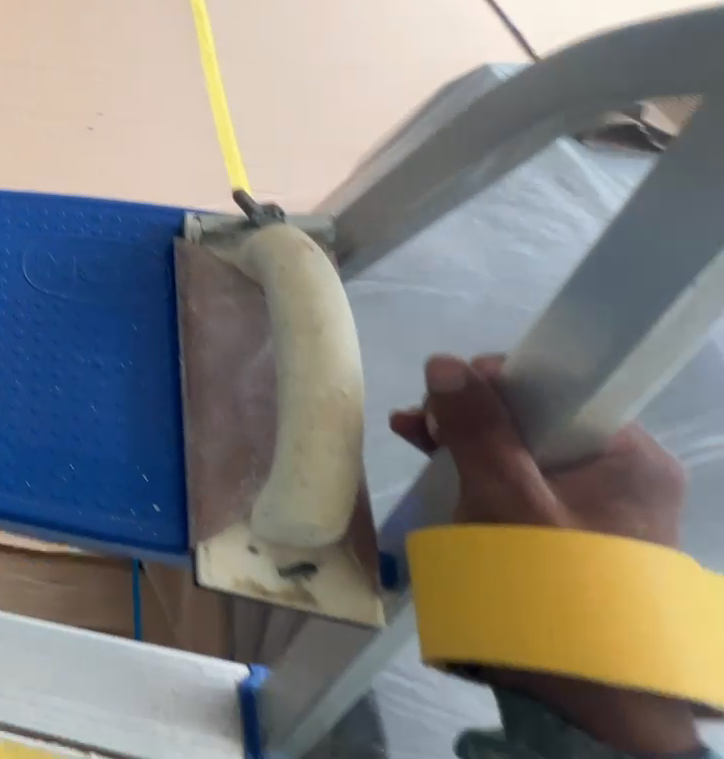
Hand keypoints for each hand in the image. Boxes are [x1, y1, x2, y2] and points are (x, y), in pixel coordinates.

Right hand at [391, 355, 698, 754]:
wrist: (583, 679)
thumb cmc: (549, 574)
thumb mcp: (502, 493)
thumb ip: (476, 427)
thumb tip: (445, 362)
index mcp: (628, 456)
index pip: (559, 388)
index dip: (496, 383)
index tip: (447, 397)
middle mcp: (621, 471)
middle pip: (534, 417)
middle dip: (469, 414)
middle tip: (421, 423)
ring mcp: (597, 500)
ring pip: (520, 446)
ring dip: (463, 439)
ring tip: (413, 438)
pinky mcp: (570, 524)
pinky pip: (518, 476)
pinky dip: (475, 466)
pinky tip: (433, 463)